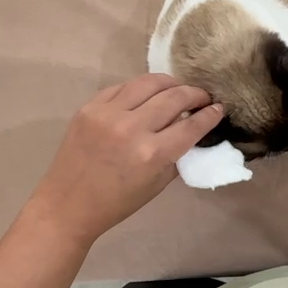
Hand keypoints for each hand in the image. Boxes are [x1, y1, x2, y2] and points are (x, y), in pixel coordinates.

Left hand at [26, 74, 223, 245]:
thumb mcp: (157, 185)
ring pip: (148, 83)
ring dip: (170, 83)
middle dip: (195, 94)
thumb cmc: (117, 203)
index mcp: (152, 154)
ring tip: (179, 89)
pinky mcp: (89, 107)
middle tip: (203, 97)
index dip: (210, 115)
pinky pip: (122, 87)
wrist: (69, 204)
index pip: (191, 125)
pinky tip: (148, 94)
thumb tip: (192, 131)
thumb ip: (176, 155)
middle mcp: (132, 128)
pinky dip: (140, 88)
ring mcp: (108, 114)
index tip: (219, 109)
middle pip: (174, 97)